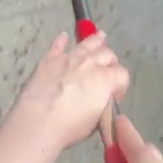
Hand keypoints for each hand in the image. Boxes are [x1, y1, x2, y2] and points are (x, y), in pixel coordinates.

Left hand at [4, 32, 130, 151]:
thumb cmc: (70, 126)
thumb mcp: (96, 121)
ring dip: (96, 40)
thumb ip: (102, 106)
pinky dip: (62, 40)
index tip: (115, 95)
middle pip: (108, 54)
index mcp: (105, 79)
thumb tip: (101, 101)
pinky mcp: (50, 59)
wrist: (39, 120)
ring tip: (101, 36)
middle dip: (111, 62)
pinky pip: (58, 45)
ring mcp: (69, 58)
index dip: (121, 85)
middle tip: (108, 70)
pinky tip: (63, 36)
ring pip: (87, 44)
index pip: (122, 74)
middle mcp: (90, 63)